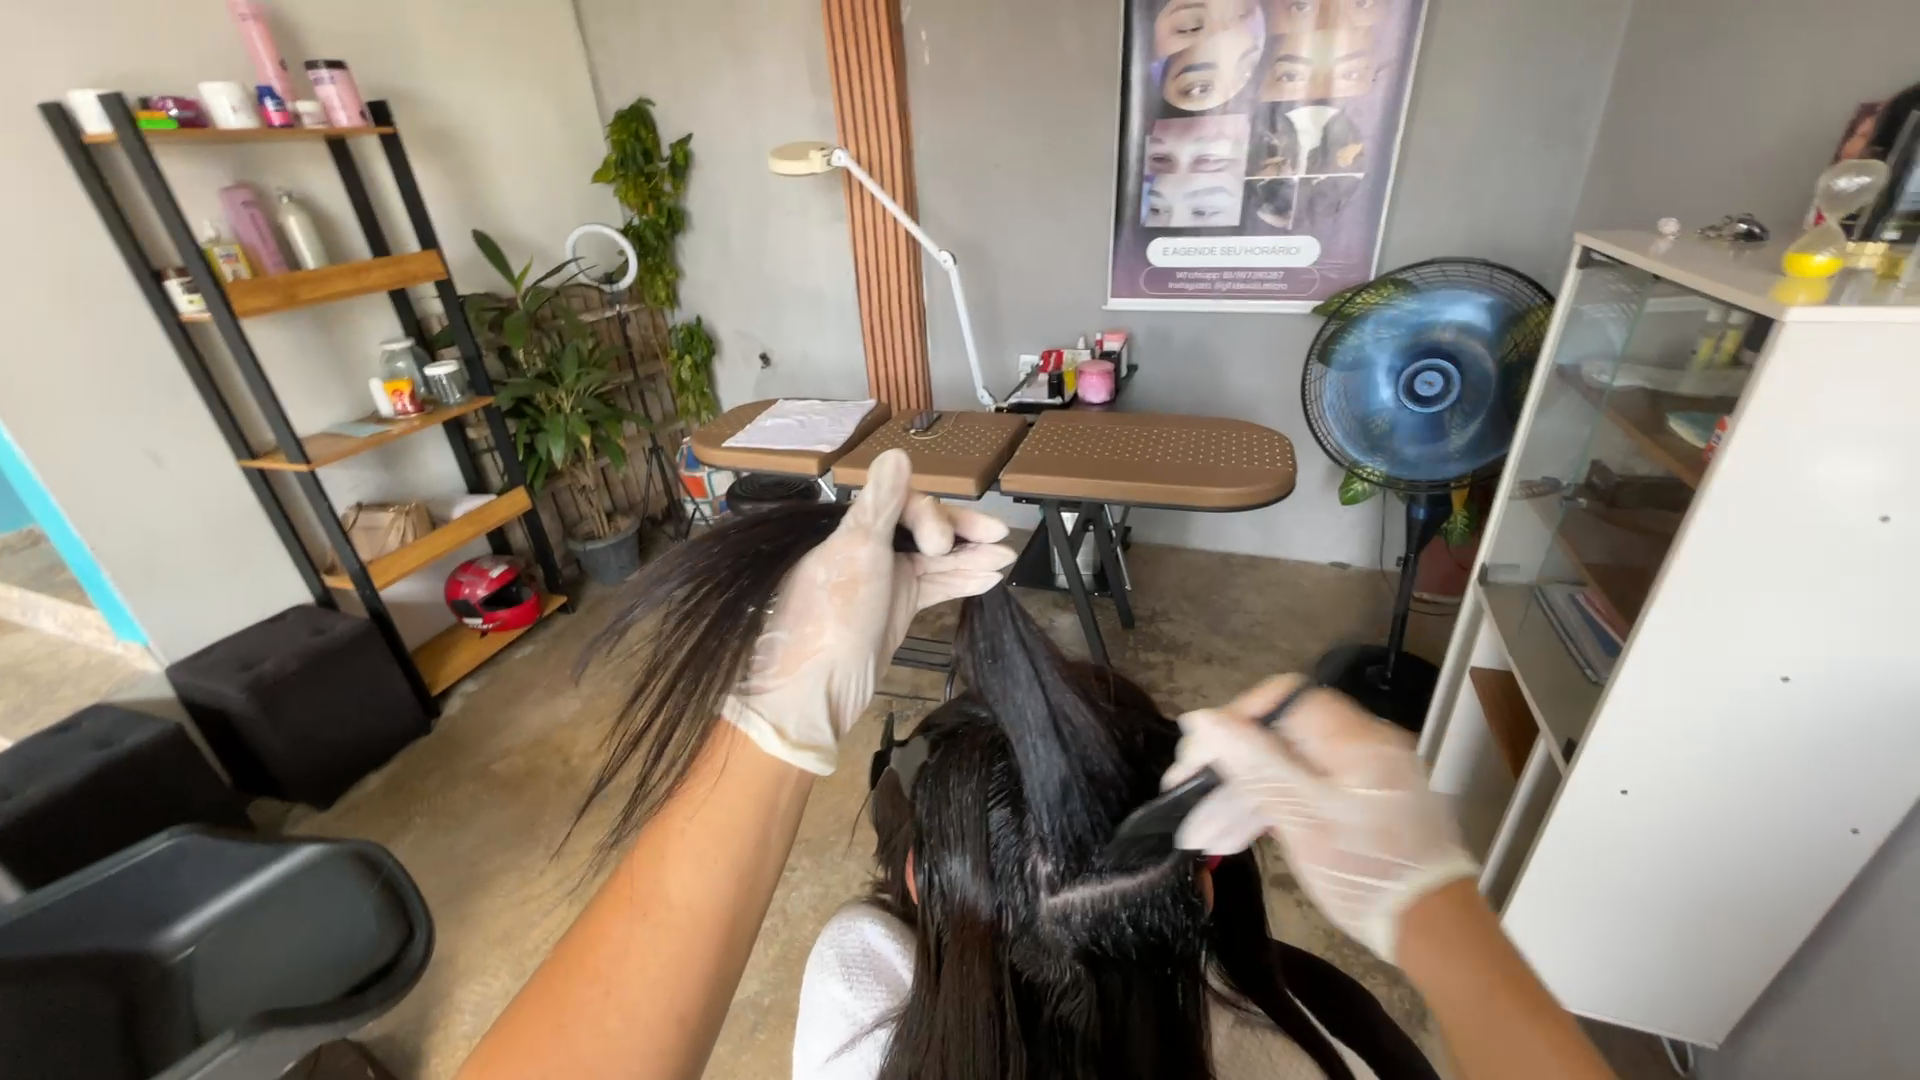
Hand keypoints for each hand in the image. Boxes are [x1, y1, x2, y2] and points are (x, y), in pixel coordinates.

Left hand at [723, 449, 1015, 774]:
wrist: (817, 688)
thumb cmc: (833, 614)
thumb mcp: (858, 549)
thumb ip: (882, 503)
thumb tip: (897, 453)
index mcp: (855, 529)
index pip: (907, 504)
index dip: (934, 517)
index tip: (943, 542)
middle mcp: (871, 548)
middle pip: (927, 529)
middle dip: (965, 533)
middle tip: (1001, 540)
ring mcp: (886, 578)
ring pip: (937, 559)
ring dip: (972, 556)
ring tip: (1008, 558)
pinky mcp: (898, 606)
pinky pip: (936, 585)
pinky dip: (962, 580)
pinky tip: (990, 578)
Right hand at [1164, 676, 1478, 961]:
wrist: (1436, 937)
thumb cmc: (1369, 873)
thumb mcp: (1302, 817)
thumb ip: (1253, 762)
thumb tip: (1203, 718)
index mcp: (1354, 739)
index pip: (1282, 699)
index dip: (1235, 717)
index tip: (1202, 752)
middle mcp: (1359, 747)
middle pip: (1279, 737)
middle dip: (1230, 766)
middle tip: (1186, 790)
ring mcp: (1359, 778)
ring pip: (1285, 769)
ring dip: (1241, 796)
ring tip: (1200, 831)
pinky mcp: (1357, 806)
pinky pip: (1302, 792)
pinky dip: (1269, 810)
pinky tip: (1232, 835)